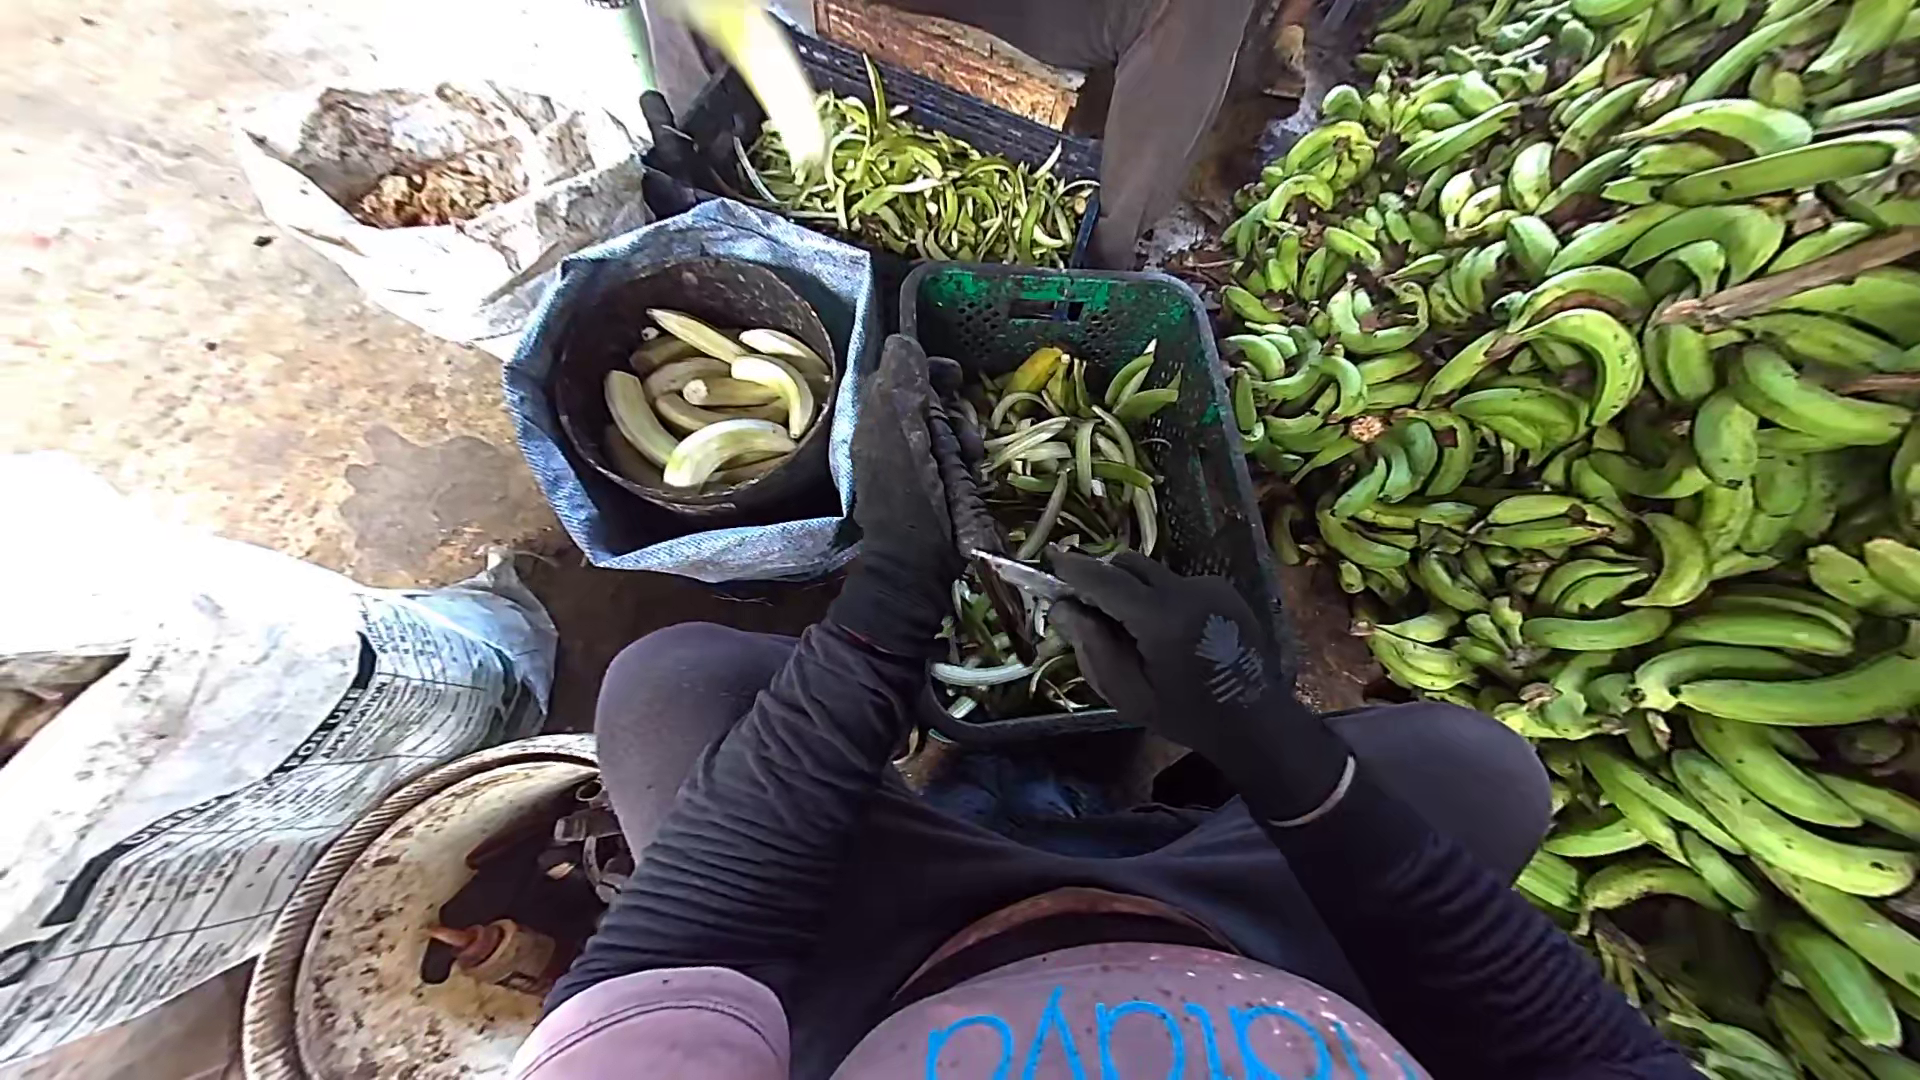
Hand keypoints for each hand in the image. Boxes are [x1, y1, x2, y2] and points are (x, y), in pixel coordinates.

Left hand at [833, 335, 967, 653]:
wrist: (914, 562)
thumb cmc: (911, 497)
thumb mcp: (904, 430)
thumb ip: (902, 384)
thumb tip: (903, 342)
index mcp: (874, 418)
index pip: (898, 372)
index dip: (928, 369)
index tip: (955, 378)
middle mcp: (885, 434)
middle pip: (923, 399)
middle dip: (949, 408)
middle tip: (963, 427)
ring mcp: (904, 460)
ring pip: (939, 425)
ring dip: (960, 435)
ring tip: (969, 456)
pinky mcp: (925, 482)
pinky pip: (945, 452)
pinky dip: (961, 457)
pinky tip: (968, 471)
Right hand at [1050, 552, 1351, 821]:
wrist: (1255, 722)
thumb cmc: (1185, 714)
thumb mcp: (1127, 693)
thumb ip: (1092, 646)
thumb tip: (1064, 607)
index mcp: (1162, 619)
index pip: (1107, 581)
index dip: (1075, 569)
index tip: (1051, 559)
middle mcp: (1188, 591)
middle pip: (1128, 564)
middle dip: (1100, 576)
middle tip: (1083, 602)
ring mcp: (1209, 586)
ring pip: (1151, 571)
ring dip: (1128, 587)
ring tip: (1127, 624)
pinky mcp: (1222, 589)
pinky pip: (1173, 581)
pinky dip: (1155, 595)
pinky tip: (1162, 629)